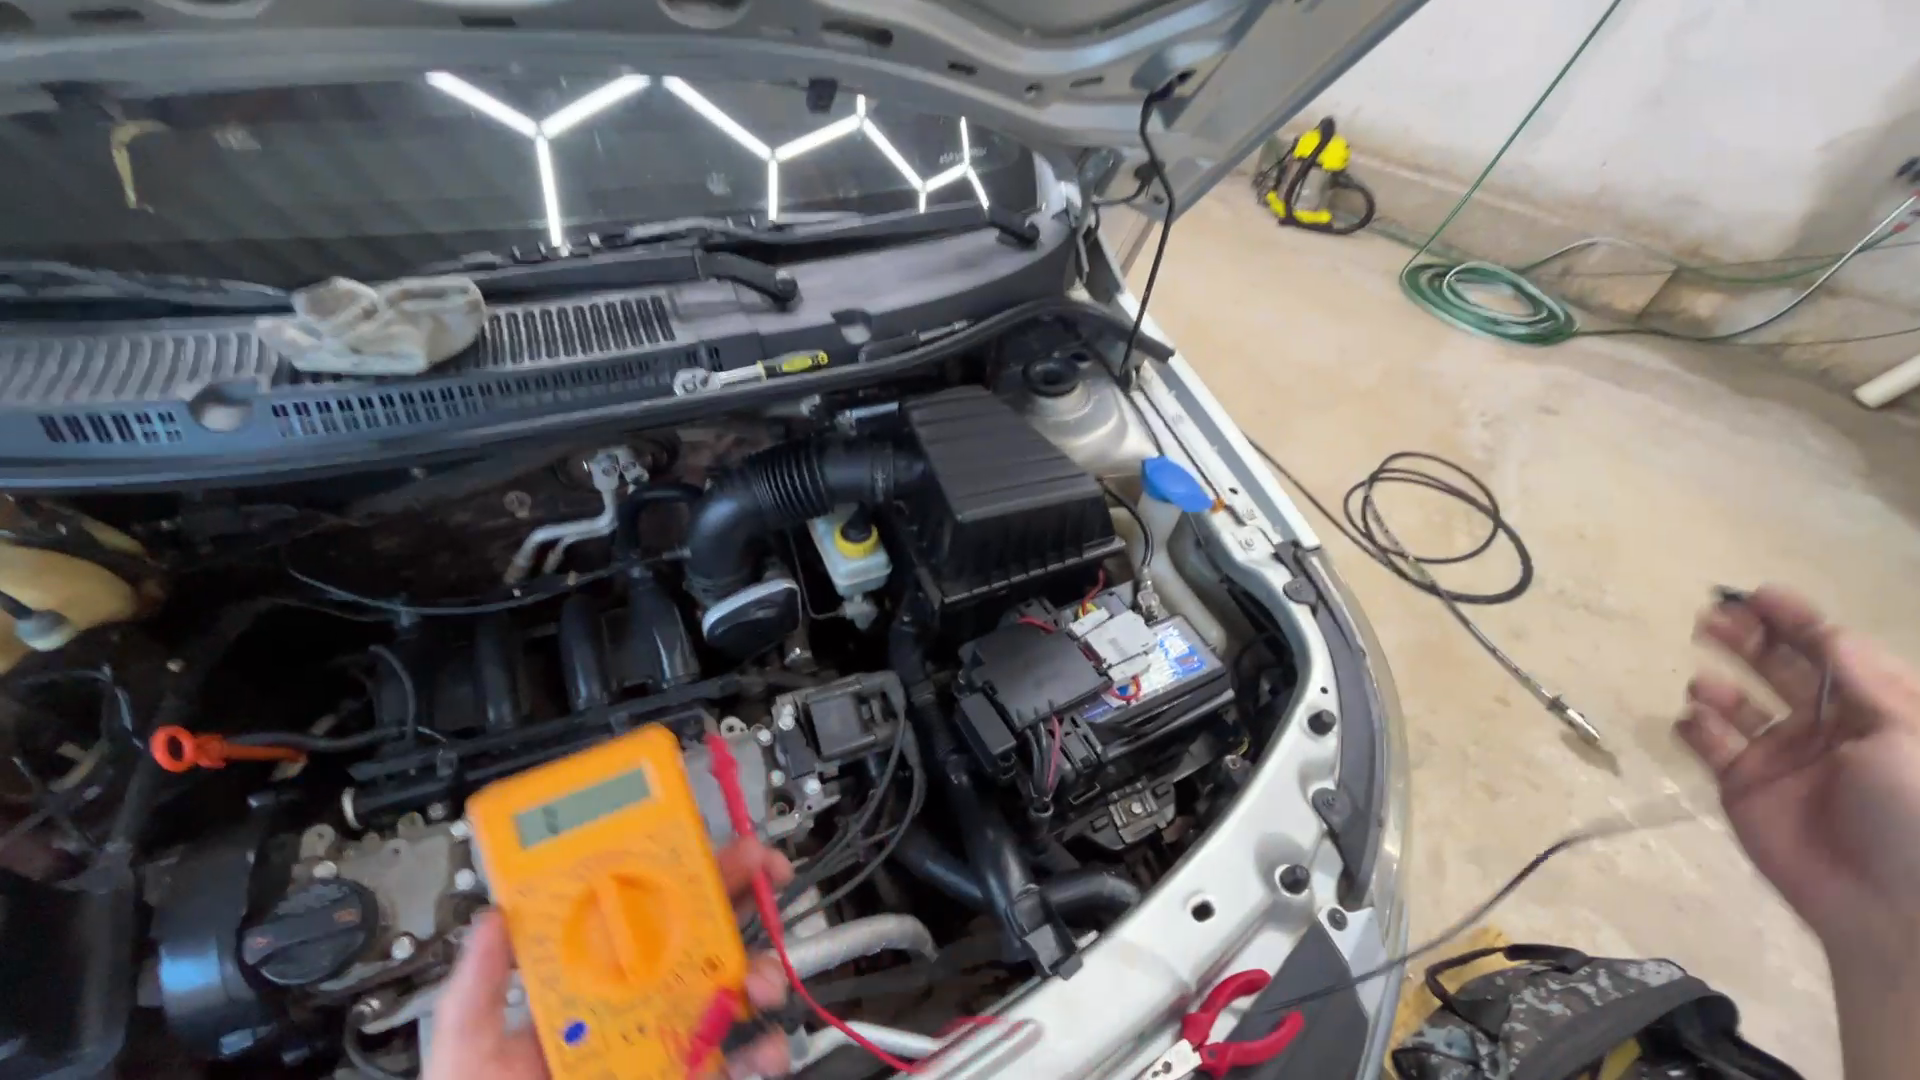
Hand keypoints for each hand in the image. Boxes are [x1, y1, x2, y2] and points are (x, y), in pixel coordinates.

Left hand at [423, 838, 796, 1079]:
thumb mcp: (465, 1057)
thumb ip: (478, 990)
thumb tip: (495, 914)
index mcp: (588, 986)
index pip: (639, 914)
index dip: (679, 874)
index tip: (710, 846)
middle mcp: (634, 1008)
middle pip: (697, 939)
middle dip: (740, 901)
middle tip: (766, 875)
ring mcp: (666, 1049)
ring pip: (728, 993)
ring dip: (759, 973)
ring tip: (760, 981)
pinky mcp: (693, 1079)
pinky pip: (739, 1060)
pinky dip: (766, 1051)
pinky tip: (765, 1049)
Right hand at [1677, 586, 1919, 960]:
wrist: (1893, 906)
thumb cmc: (1917, 814)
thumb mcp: (1910, 739)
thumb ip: (1866, 683)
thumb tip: (1830, 634)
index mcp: (1880, 714)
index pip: (1835, 654)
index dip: (1800, 621)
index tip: (1759, 594)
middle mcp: (1829, 727)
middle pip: (1780, 669)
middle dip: (1748, 639)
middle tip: (1713, 616)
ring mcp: (1782, 755)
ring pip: (1738, 701)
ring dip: (1718, 683)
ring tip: (1705, 684)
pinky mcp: (1741, 782)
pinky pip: (1708, 742)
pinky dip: (1697, 725)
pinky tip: (1699, 723)